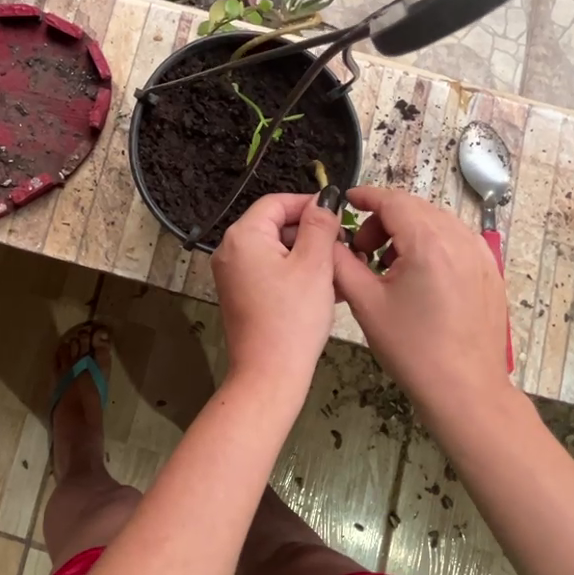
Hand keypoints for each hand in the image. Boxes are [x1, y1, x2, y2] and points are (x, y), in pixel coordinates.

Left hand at [212, 194, 341, 387]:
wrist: (269, 375)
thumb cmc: (293, 318)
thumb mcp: (314, 264)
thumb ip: (320, 225)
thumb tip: (323, 199)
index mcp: (243, 235)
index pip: (277, 202)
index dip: (309, 204)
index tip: (338, 216)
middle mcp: (230, 250)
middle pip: (275, 225)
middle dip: (310, 233)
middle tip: (343, 247)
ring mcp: (233, 274)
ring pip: (276, 250)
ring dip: (307, 255)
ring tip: (339, 270)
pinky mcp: (241, 294)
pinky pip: (270, 271)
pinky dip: (295, 273)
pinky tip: (325, 288)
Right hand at [332, 186, 512, 414]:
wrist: (466, 392)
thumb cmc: (412, 349)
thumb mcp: (364, 302)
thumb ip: (339, 261)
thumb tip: (327, 238)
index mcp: (428, 242)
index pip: (392, 200)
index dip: (365, 196)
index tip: (346, 202)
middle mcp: (459, 239)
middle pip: (413, 208)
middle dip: (383, 219)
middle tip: (362, 248)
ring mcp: (480, 253)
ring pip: (435, 221)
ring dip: (406, 230)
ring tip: (387, 264)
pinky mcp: (490, 270)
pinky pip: (454, 239)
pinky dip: (430, 243)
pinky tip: (416, 274)